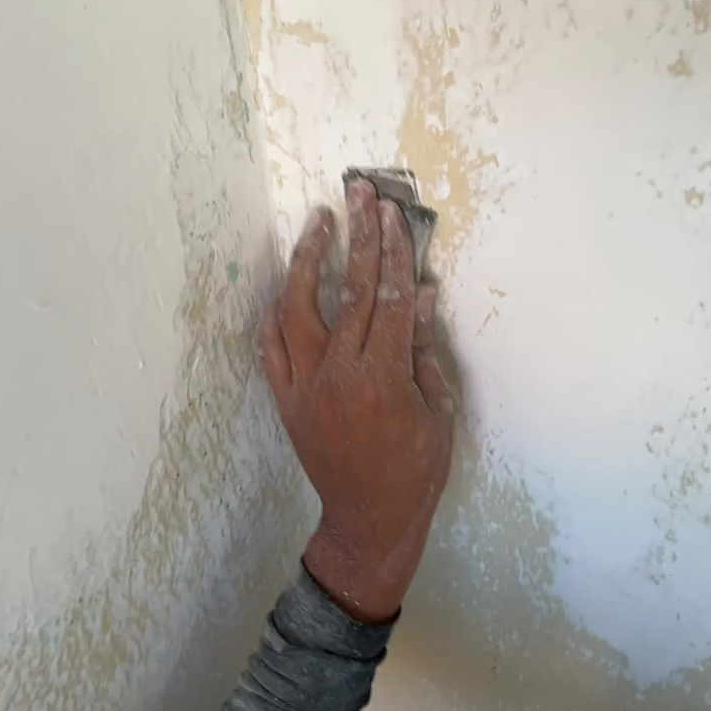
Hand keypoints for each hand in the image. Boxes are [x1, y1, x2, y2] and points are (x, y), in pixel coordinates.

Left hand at [259, 179, 455, 623]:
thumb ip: (425, 350)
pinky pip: (272, 348)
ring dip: (308, 259)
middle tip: (360, 191)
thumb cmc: (417, 469)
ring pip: (298, 308)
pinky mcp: (286, 399)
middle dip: (358, 235)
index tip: (393, 212)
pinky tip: (286, 285)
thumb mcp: (439, 411)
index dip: (394, 251)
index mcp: (384, 376)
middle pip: (350, 290)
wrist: (369, 519)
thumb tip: (423, 294)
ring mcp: (305, 385)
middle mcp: (339, 373)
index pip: (391, 298)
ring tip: (317, 220)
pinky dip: (278, 313)